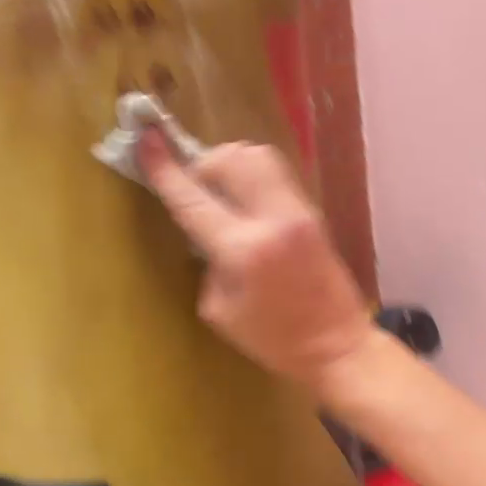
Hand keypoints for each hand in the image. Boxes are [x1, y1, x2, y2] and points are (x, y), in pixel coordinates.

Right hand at [138, 133, 375, 390]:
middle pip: (233, 157)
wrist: (338, 346)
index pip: (195, 199)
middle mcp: (273, 220)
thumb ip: (208, 263)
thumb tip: (206, 232)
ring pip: (259, 156)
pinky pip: (275, 174)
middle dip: (206, 163)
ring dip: (231, 165)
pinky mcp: (312, 212)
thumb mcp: (221, 312)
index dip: (166, 169)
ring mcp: (298, 211)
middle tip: (197, 189)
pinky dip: (253, 178)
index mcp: (244, 251)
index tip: (146, 139)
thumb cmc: (274, 341)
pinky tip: (246, 206)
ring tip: (223, 195)